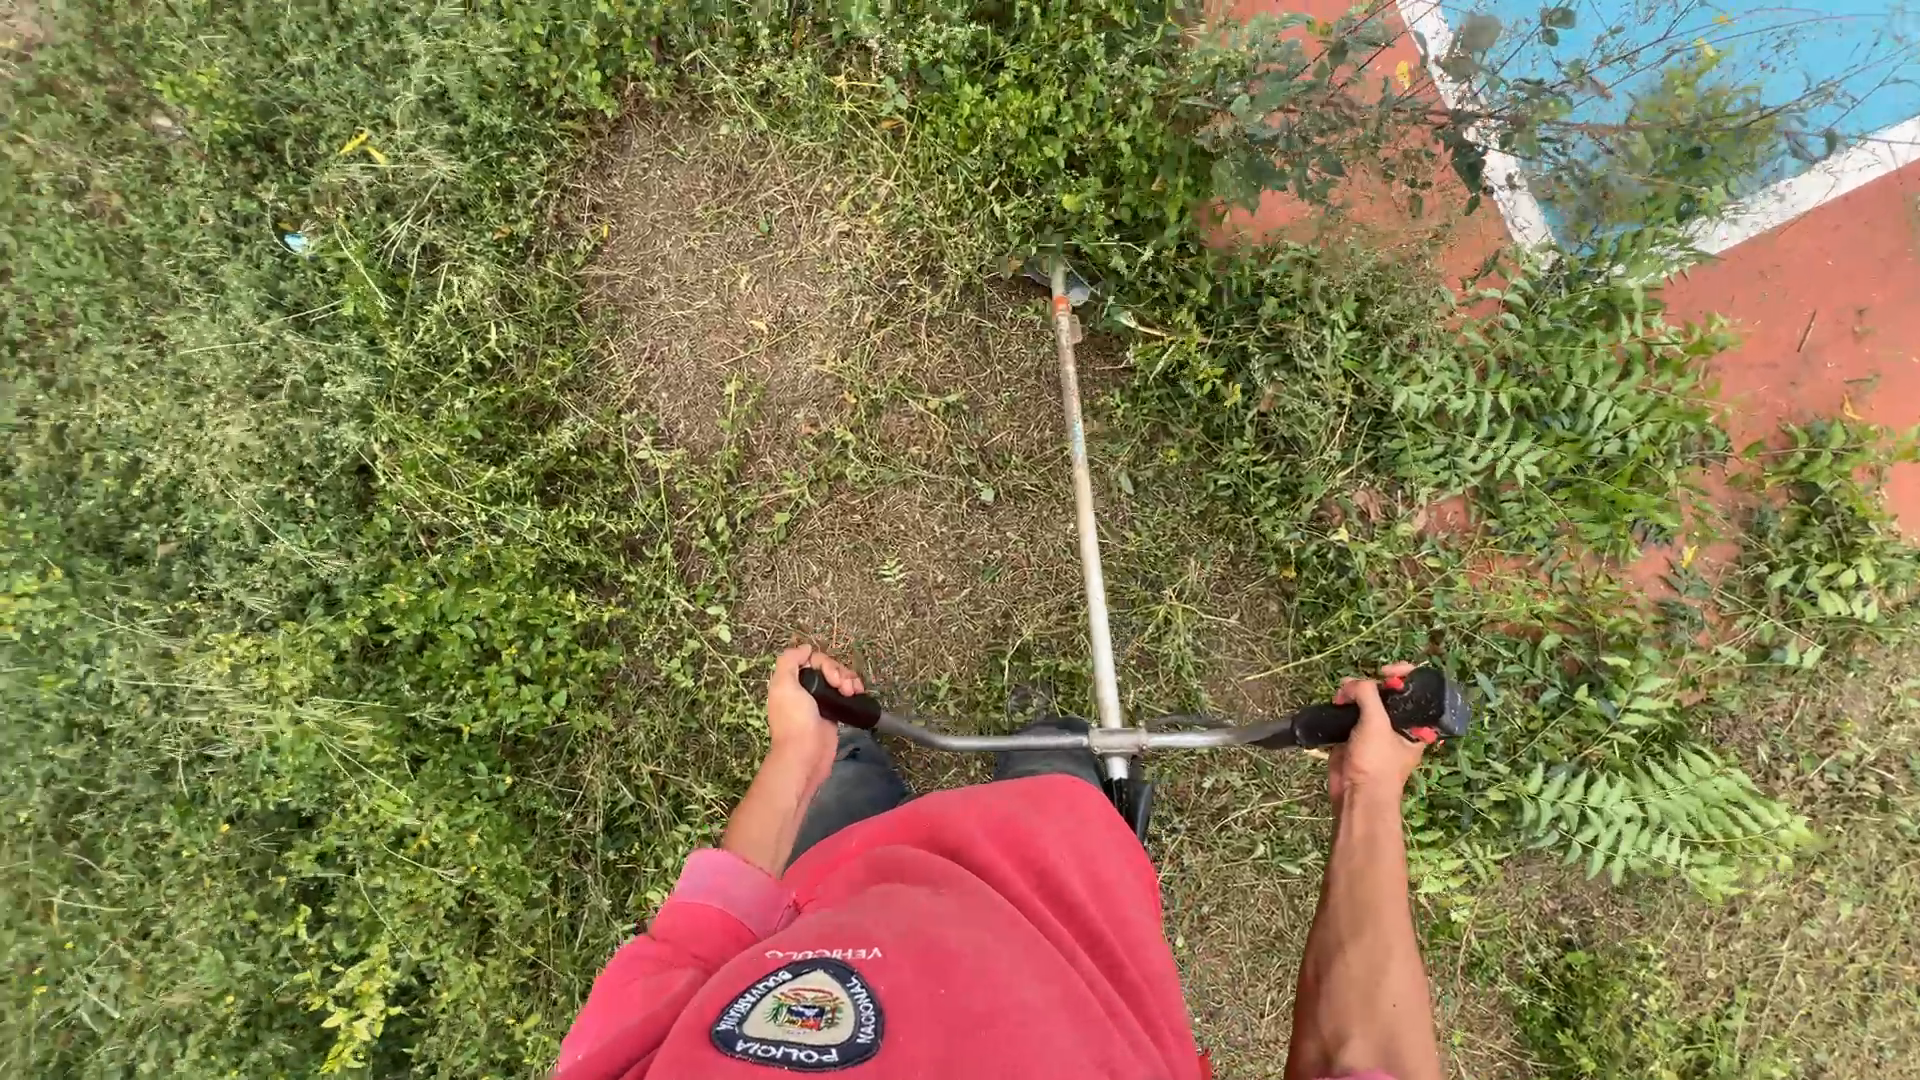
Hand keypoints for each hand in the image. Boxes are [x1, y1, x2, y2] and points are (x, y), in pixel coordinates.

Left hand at [766, 645, 862, 786]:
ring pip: (839, 678)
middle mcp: (805, 688)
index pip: (813, 660)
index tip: (831, 677)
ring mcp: (821, 700)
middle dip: (839, 673)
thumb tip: (805, 648)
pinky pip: (845, 693)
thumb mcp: (783, 685)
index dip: (825, 664)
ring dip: (849, 680)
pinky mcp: (834, 712)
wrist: (806, 754)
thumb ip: (789, 661)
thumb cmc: (794, 720)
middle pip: (828, 667)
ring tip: (852, 692)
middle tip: (842, 687)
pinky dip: (854, 689)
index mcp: (791, 681)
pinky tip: (858, 693)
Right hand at [1326, 661, 1427, 805]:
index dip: (1402, 675)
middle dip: (1370, 684)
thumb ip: (1367, 695)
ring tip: (1341, 695)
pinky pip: (1350, 712)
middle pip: (1386, 692)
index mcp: (1415, 724)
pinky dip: (1342, 705)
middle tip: (1356, 686)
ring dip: (1353, 693)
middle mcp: (1397, 724)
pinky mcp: (1354, 734)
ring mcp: (1375, 729)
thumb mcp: (1376, 724)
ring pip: (1366, 700)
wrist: (1356, 793)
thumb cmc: (1377, 761)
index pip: (1416, 690)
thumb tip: (1351, 684)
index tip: (1384, 672)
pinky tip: (1335, 702)